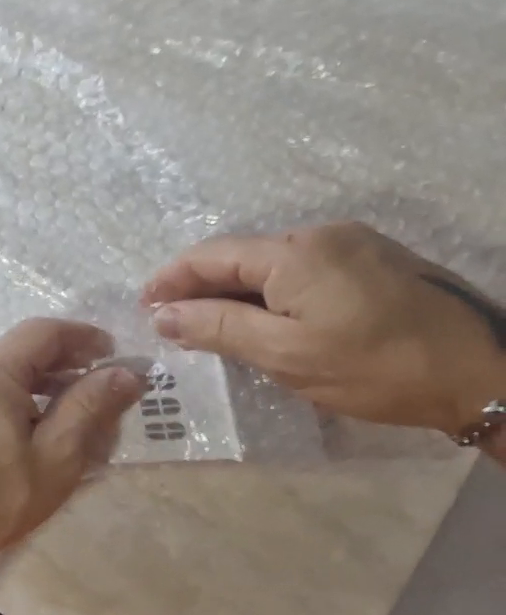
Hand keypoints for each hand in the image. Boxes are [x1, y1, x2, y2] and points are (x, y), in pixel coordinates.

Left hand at [0, 318, 144, 573]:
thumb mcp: (57, 454)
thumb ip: (90, 406)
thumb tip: (126, 371)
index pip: (39, 332)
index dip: (82, 336)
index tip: (114, 354)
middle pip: (14, 351)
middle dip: (61, 363)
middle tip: (100, 386)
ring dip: (34, 383)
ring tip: (72, 411)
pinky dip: (6, 397)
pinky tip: (28, 427)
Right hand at [142, 222, 505, 434]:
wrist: (493, 377)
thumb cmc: (378, 366)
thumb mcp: (284, 353)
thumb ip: (216, 328)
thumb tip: (163, 315)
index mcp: (296, 252)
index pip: (209, 257)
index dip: (168, 281)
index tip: (144, 311)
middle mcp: (323, 236)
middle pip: (239, 258)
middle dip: (200, 289)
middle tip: (173, 325)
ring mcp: (356, 247)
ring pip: (270, 266)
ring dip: (235, 294)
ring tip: (213, 328)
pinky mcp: (378, 264)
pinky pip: (302, 272)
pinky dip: (271, 294)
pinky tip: (264, 322)